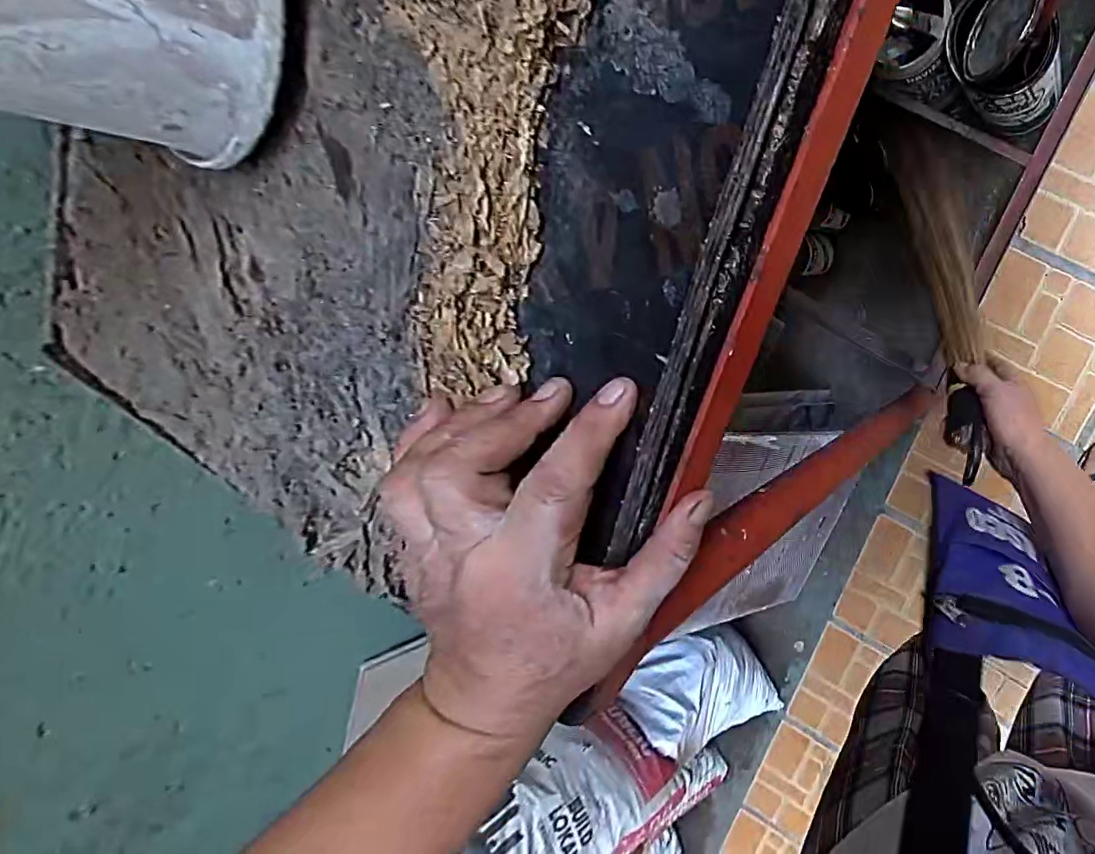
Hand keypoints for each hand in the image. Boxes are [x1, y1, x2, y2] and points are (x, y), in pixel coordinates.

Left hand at [379, 376, 711, 744]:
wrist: (482, 702)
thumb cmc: (559, 661)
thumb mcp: (627, 619)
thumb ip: (666, 557)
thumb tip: (698, 499)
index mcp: (518, 574)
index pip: (550, 487)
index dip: (587, 434)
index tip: (619, 393)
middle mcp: (459, 557)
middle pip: (461, 469)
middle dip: (511, 420)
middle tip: (557, 393)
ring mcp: (425, 551)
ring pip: (419, 470)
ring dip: (465, 423)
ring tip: (510, 395)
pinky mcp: (412, 545)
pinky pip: (396, 482)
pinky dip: (418, 438)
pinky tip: (448, 410)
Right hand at [954, 357, 1049, 481]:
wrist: (1020, 456)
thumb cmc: (1013, 419)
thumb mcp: (995, 389)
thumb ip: (977, 374)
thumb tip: (959, 365)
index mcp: (1012, 382)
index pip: (993, 363)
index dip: (976, 361)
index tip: (957, 363)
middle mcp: (1004, 397)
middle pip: (978, 386)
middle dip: (962, 389)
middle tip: (949, 390)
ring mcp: (996, 416)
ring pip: (971, 407)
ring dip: (959, 411)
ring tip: (950, 413)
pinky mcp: (988, 433)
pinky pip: (969, 425)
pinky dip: (960, 428)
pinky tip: (954, 429)